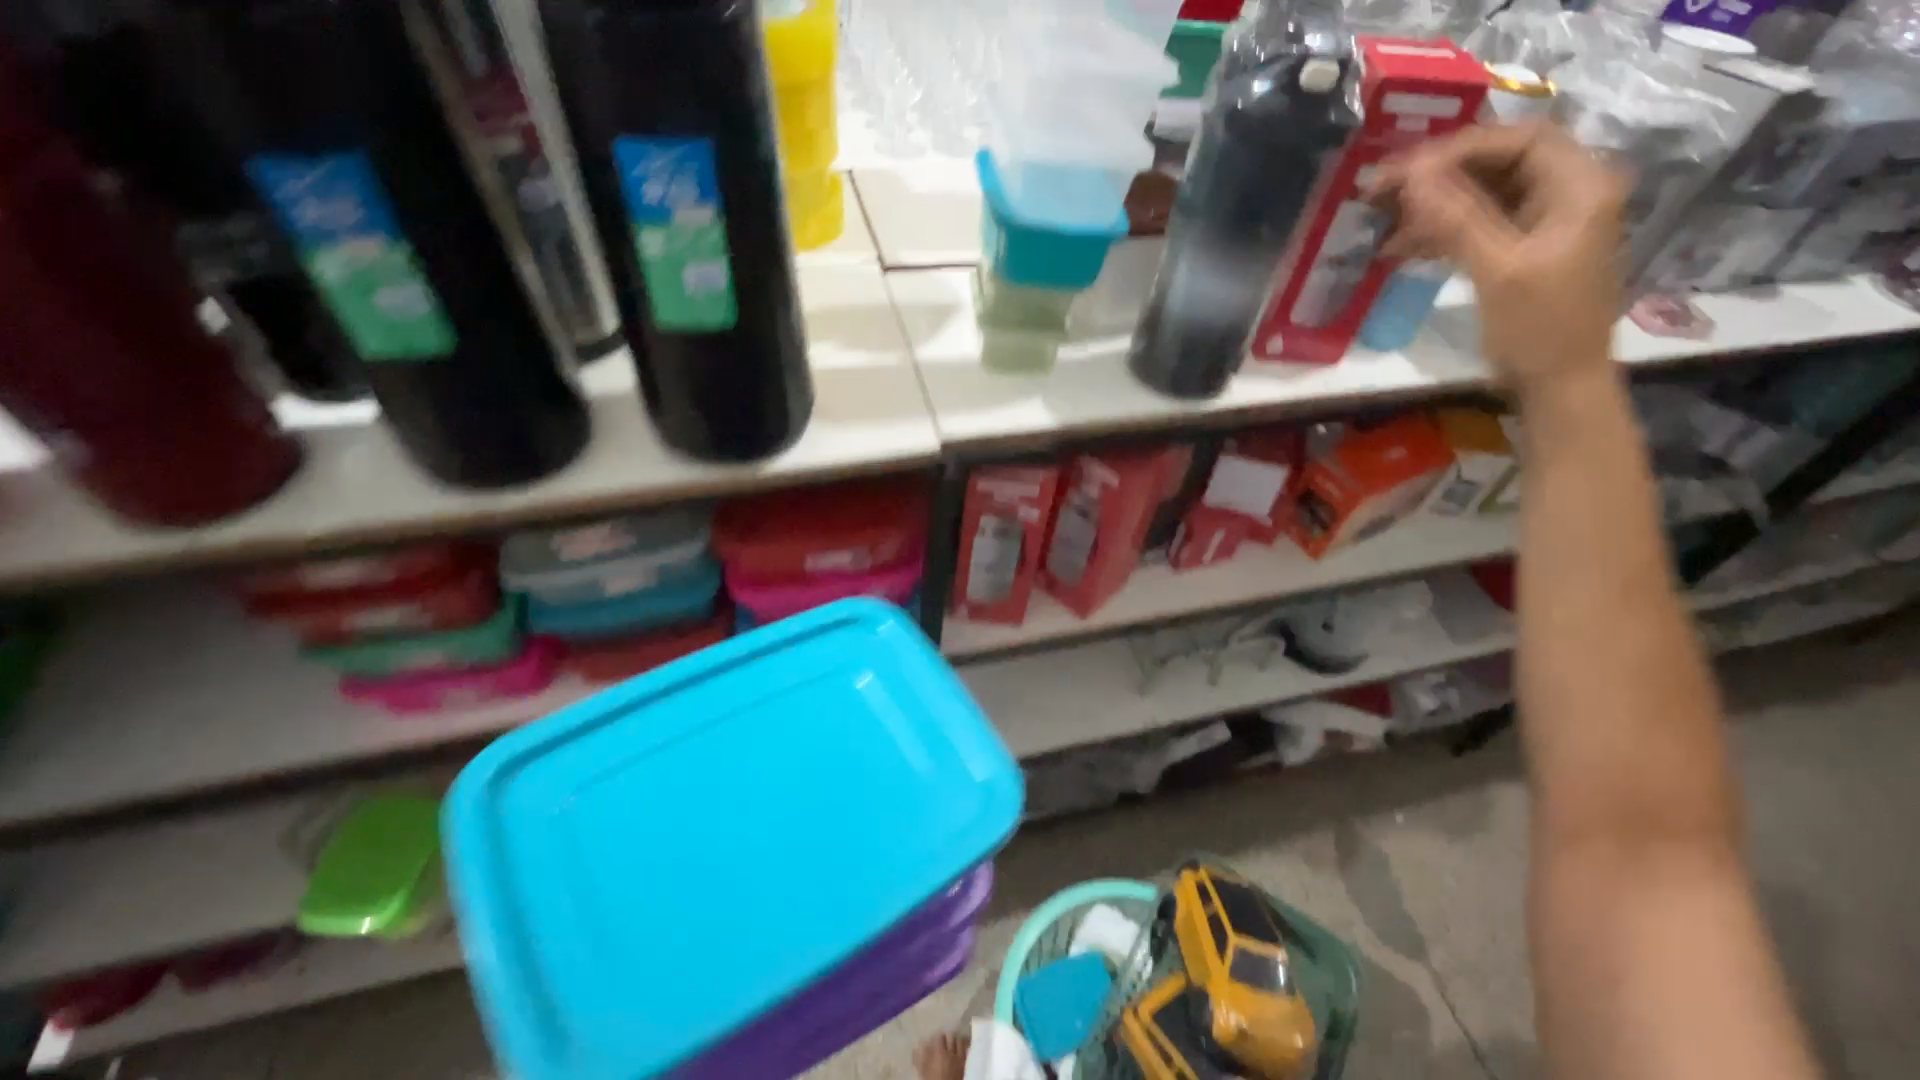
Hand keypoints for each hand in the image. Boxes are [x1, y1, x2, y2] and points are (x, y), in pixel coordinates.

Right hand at [1370, 121, 1627, 400]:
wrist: (1560, 388)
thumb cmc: (1540, 329)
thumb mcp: (1498, 269)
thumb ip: (1457, 217)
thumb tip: (1411, 174)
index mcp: (1580, 186)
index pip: (1518, 140)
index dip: (1460, 148)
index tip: (1406, 169)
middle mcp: (1569, 193)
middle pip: (1498, 163)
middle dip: (1438, 174)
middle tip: (1381, 188)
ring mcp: (1546, 223)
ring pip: (1483, 193)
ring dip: (1432, 203)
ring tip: (1381, 217)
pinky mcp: (1523, 250)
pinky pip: (1478, 224)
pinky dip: (1441, 229)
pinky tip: (1401, 244)